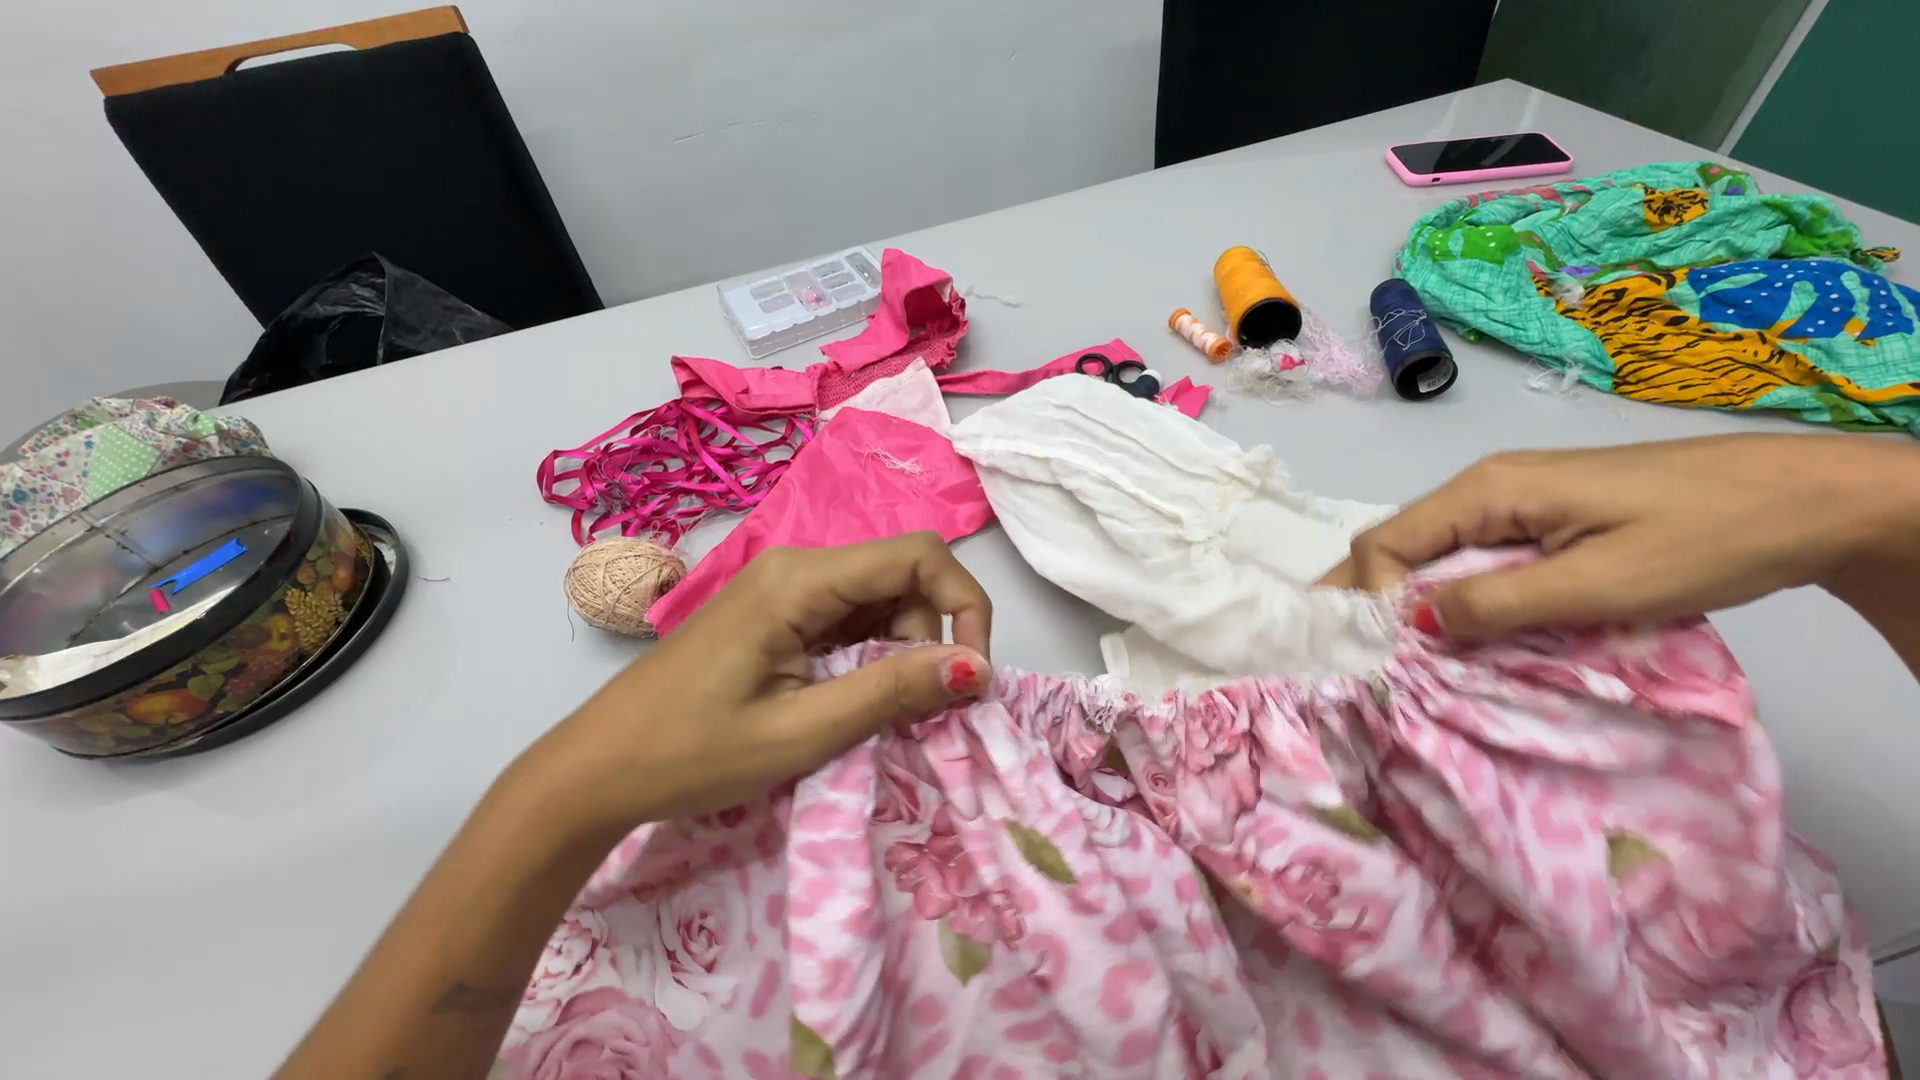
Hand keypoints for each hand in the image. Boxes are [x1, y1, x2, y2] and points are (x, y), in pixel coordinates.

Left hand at [513, 533, 992, 840]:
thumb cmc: (691, 753)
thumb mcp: (801, 732)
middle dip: (931, 638)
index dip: (965, 605)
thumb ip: (891, 692)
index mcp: (800, 580)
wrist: (596, 770)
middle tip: (918, 711)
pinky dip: (871, 658)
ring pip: (880, 600)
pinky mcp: (777, 615)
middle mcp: (796, 567)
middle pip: (903, 577)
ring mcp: (784, 590)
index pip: (918, 555)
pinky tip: (851, 702)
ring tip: (879, 714)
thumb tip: (975, 667)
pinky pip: (848, 621)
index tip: (972, 676)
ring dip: (902, 652)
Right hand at [1340, 434, 1919, 637]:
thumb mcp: (1597, 584)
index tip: (1388, 655)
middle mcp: (1483, 487)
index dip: (1369, 598)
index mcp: (1486, 491)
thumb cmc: (1705, 538)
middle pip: (1396, 543)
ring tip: (1396, 651)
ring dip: (1410, 601)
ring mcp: (1511, 500)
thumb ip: (1495, 603)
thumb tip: (1412, 625)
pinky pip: (1469, 557)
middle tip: (1352, 654)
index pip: (1385, 542)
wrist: (1816, 501)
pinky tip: (1453, 627)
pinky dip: (1449, 595)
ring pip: (1429, 553)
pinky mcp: (1540, 519)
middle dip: (1369, 598)